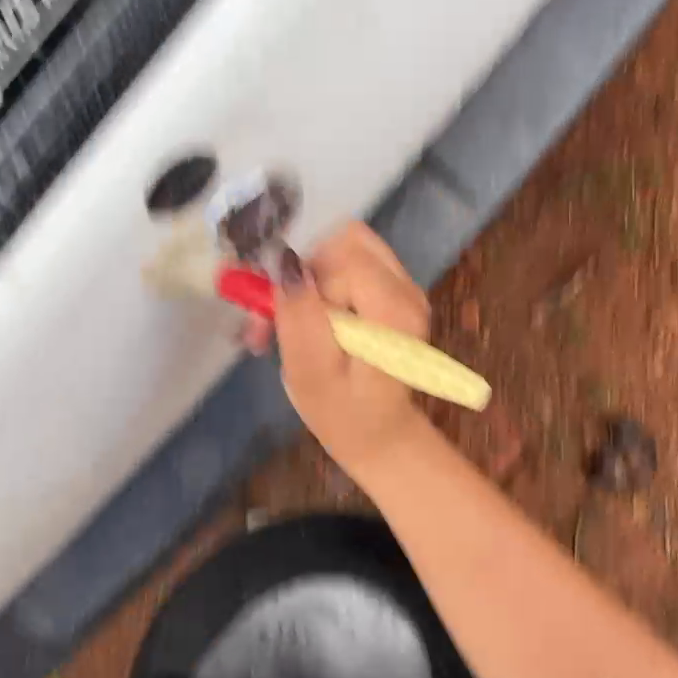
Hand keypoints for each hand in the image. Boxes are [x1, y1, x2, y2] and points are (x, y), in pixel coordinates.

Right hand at [273, 223, 429, 467]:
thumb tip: (286, 261)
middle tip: (270, 319)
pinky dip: (320, 285)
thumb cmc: (342, 412)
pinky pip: (350, 265)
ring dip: (306, 279)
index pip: (343, 257)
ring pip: (344, 249)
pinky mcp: (392, 291)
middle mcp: (407, 289)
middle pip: (344, 243)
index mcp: (395, 310)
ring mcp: (404, 287)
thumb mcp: (309, 371)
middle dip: (301, 273)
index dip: (305, 279)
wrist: (376, 434)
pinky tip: (305, 320)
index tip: (278, 316)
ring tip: (284, 322)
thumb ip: (299, 314)